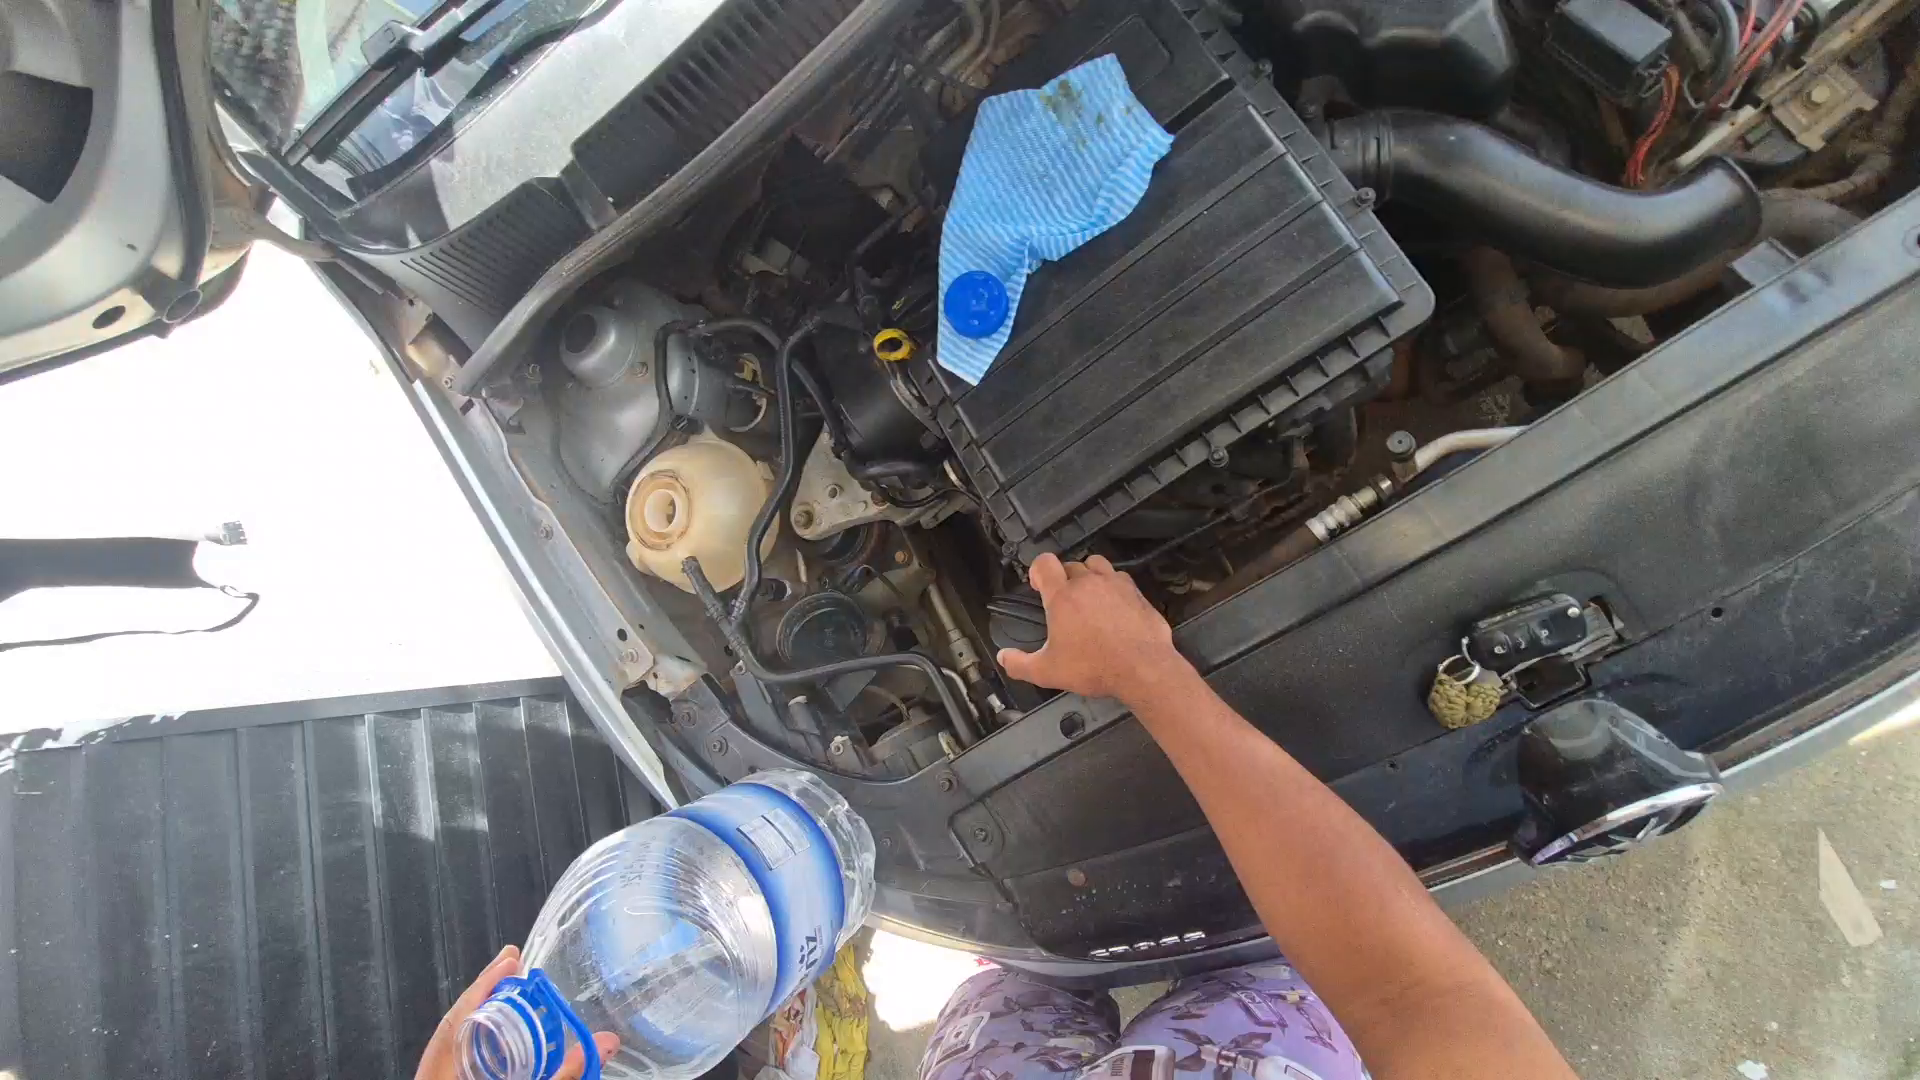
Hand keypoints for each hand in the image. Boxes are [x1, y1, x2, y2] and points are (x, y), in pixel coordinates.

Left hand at [415, 944, 619, 1079]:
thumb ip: (566, 1075)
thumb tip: (608, 1041)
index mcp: (445, 1078)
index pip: (456, 1023)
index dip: (483, 986)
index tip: (511, 958)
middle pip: (450, 1033)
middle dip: (483, 998)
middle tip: (516, 971)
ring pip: (449, 1052)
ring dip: (480, 1024)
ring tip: (510, 999)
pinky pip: (452, 1067)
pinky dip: (476, 1049)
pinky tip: (500, 1046)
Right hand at [996, 553, 1192, 705]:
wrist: (1142, 668)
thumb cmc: (1096, 667)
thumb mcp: (1048, 672)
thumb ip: (1020, 664)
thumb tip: (1004, 658)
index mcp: (1062, 596)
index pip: (1044, 563)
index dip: (1037, 570)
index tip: (1038, 584)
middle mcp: (1088, 583)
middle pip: (1069, 565)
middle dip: (1063, 579)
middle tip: (1063, 601)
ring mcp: (1114, 584)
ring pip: (1096, 564)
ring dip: (1088, 575)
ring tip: (1087, 596)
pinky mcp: (1136, 592)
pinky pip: (1120, 578)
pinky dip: (1113, 586)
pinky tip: (1112, 605)